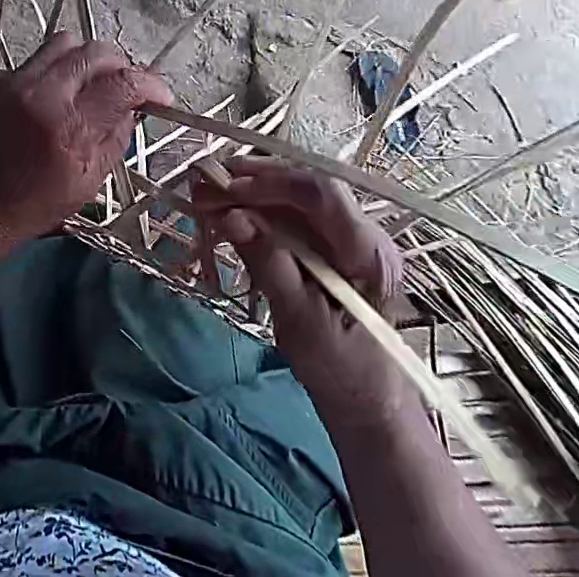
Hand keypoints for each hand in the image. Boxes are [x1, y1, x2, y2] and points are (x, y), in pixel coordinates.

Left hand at [0, 31, 171, 267]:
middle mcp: (45, 95)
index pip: (122, 84)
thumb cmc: (32, 206)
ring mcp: (21, 83)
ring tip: (99, 83)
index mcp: (70, 128)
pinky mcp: (6, 81)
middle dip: (124, 66)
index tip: (161, 95)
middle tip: (129, 89)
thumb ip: (117, 138)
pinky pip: (45, 54)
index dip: (151, 84)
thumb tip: (134, 108)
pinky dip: (67, 63)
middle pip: (98, 52)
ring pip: (70, 42)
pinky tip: (70, 88)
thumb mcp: (89, 182)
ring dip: (93, 58)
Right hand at [189, 157, 409, 419]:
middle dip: (255, 180)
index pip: (321, 195)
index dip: (272, 184)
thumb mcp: (300, 322)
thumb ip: (269, 264)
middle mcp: (365, 232)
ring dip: (252, 191)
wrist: (367, 398)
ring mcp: (350, 235)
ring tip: (211, 191)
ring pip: (296, 197)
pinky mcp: (332, 244)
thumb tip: (233, 217)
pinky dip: (259, 210)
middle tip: (209, 180)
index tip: (229, 189)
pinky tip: (231, 210)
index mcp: (369, 251)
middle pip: (307, 187)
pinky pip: (294, 216)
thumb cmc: (341, 369)